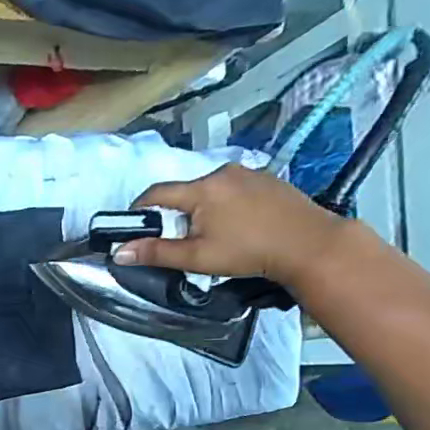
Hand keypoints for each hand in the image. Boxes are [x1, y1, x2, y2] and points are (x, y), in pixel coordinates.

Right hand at [110, 164, 348, 285]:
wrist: (310, 245)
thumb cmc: (248, 252)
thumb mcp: (197, 257)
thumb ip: (156, 252)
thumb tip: (119, 252)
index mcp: (201, 189)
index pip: (156, 193)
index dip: (140, 209)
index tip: (134, 226)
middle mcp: (222, 172)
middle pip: (184, 192)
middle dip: (175, 213)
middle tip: (180, 240)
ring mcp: (247, 173)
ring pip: (210, 190)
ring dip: (201, 209)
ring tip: (212, 235)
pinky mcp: (267, 179)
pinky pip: (233, 189)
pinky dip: (226, 204)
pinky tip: (238, 225)